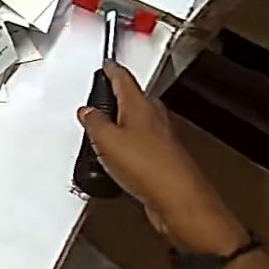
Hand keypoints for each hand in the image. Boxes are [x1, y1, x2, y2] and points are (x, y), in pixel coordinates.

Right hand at [78, 63, 247, 255]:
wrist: (181, 204)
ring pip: (136, 124)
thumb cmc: (151, 169)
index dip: (112, 69)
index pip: (124, 78)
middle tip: (101, 97)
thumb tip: (88, 113)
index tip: (107, 64)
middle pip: (133, 100)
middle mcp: (154, 119)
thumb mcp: (106, 140)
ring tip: (102, 133)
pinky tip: (116, 160)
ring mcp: (161, 140)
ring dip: (120, 125)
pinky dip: (126, 148)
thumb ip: (93, 121)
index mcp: (141, 106)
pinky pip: (139, 146)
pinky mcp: (163, 161)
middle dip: (116, 98)